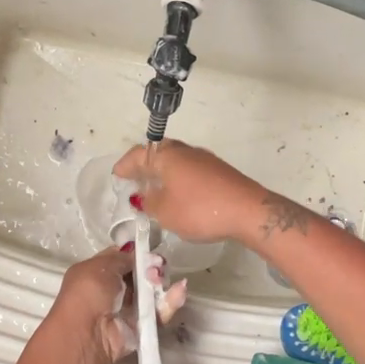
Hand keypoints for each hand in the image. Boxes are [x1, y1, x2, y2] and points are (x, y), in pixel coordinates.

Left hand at [45, 245, 192, 363]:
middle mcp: (112, 289)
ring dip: (161, 284)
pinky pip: (159, 312)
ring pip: (151, 292)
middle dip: (152, 268)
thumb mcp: (100, 266)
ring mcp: (127, 308)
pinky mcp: (141, 324)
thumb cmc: (89, 294)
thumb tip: (137, 254)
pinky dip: (170, 302)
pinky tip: (180, 291)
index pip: (120, 258)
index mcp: (96, 273)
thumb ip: (122, 257)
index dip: (136, 253)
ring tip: (163, 280)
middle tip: (160, 266)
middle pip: (139, 274)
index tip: (150, 250)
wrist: (89, 333)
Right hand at [112, 140, 269, 243]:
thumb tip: (144, 196)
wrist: (248, 211)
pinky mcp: (219, 172)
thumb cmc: (199, 210)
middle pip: (159, 153)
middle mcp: (185, 151)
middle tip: (134, 179)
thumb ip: (149, 203)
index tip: (117, 175)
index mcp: (167, 155)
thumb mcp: (165, 212)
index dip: (125, 165)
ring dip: (162, 173)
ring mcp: (205, 160)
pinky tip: (178, 194)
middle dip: (144, 166)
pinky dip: (178, 179)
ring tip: (154, 188)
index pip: (139, 154)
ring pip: (176, 162)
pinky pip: (190, 171)